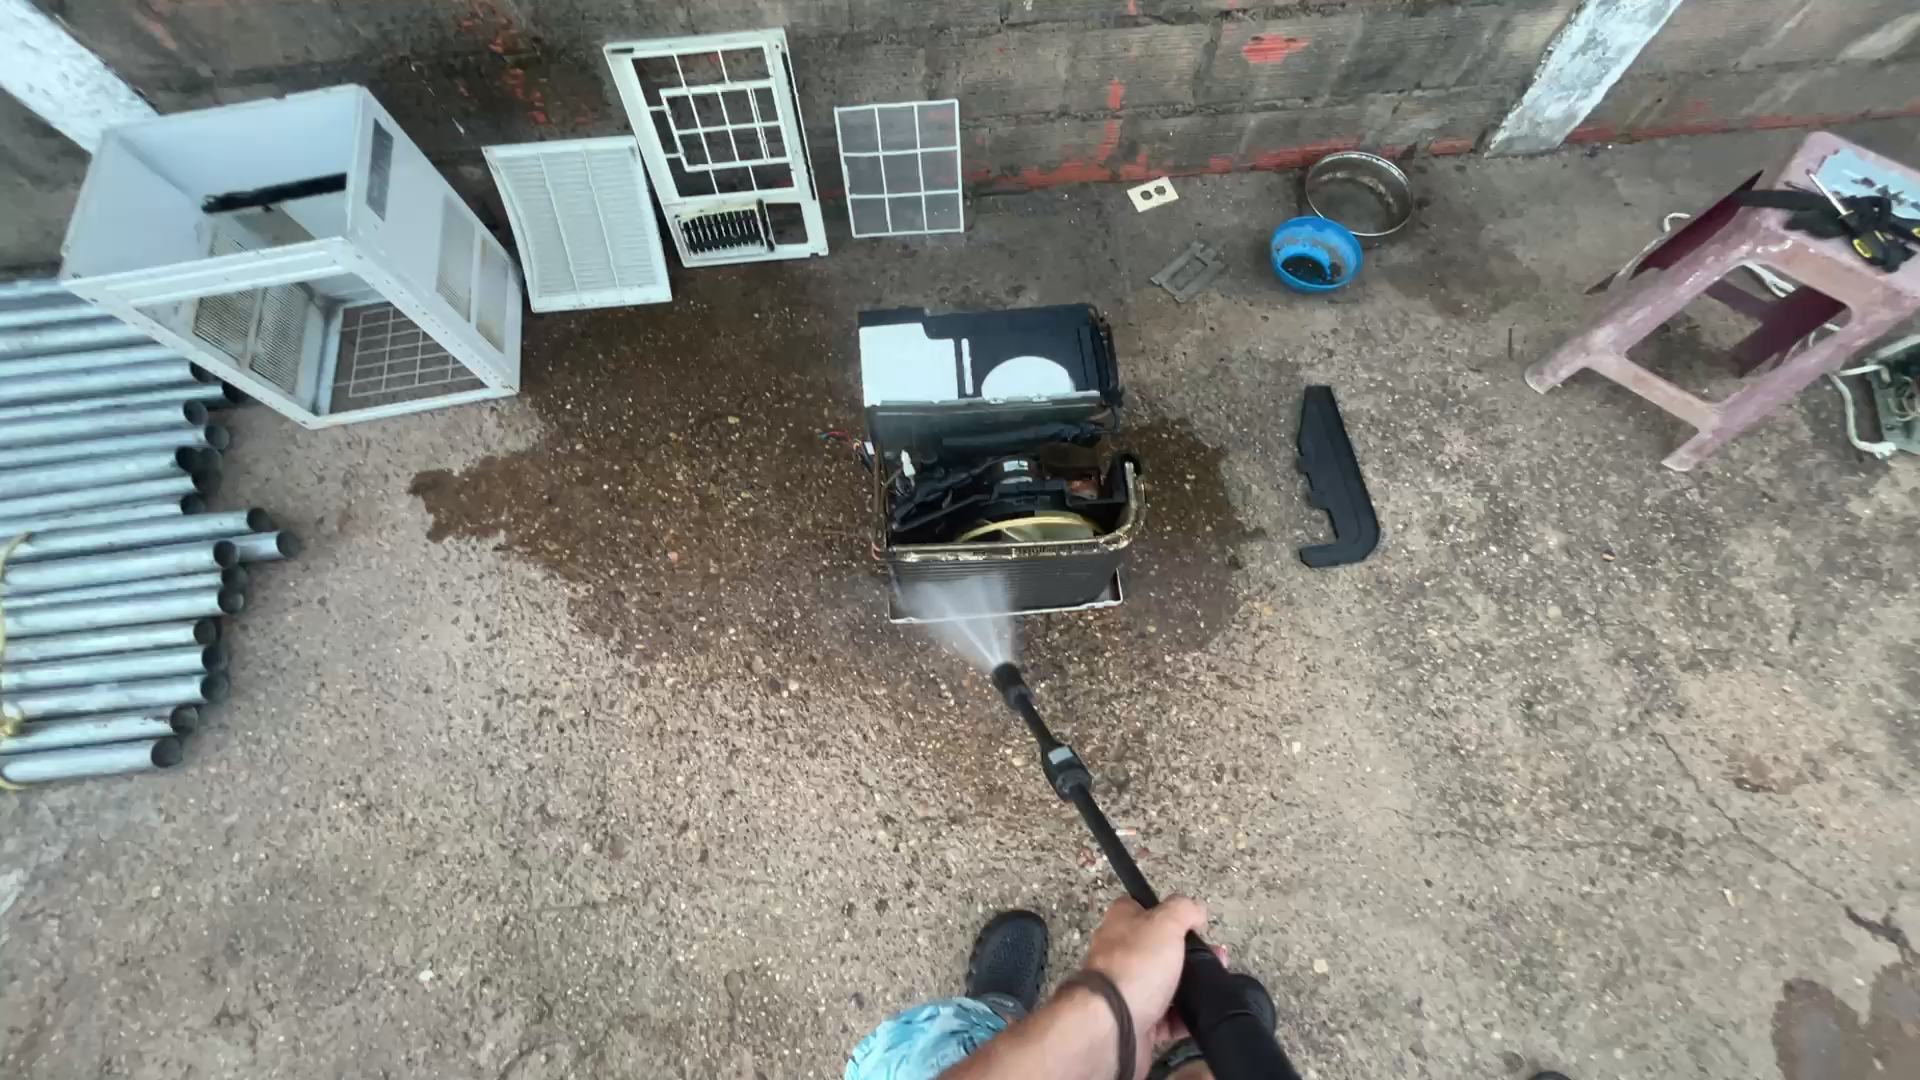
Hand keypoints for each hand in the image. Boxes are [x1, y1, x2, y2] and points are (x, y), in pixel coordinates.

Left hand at [1082, 895, 1220, 1077]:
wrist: (1114, 1023)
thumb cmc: (1136, 965)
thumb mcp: (1165, 923)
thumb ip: (1182, 909)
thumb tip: (1195, 908)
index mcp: (1122, 921)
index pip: (1146, 909)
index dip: (1171, 915)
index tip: (1197, 926)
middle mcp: (1121, 951)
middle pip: (1160, 948)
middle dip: (1189, 955)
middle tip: (1215, 960)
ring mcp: (1129, 987)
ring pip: (1166, 984)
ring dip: (1190, 988)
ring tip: (1214, 988)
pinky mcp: (1137, 1020)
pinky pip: (1166, 1019)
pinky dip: (1184, 1020)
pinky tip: (1200, 1017)